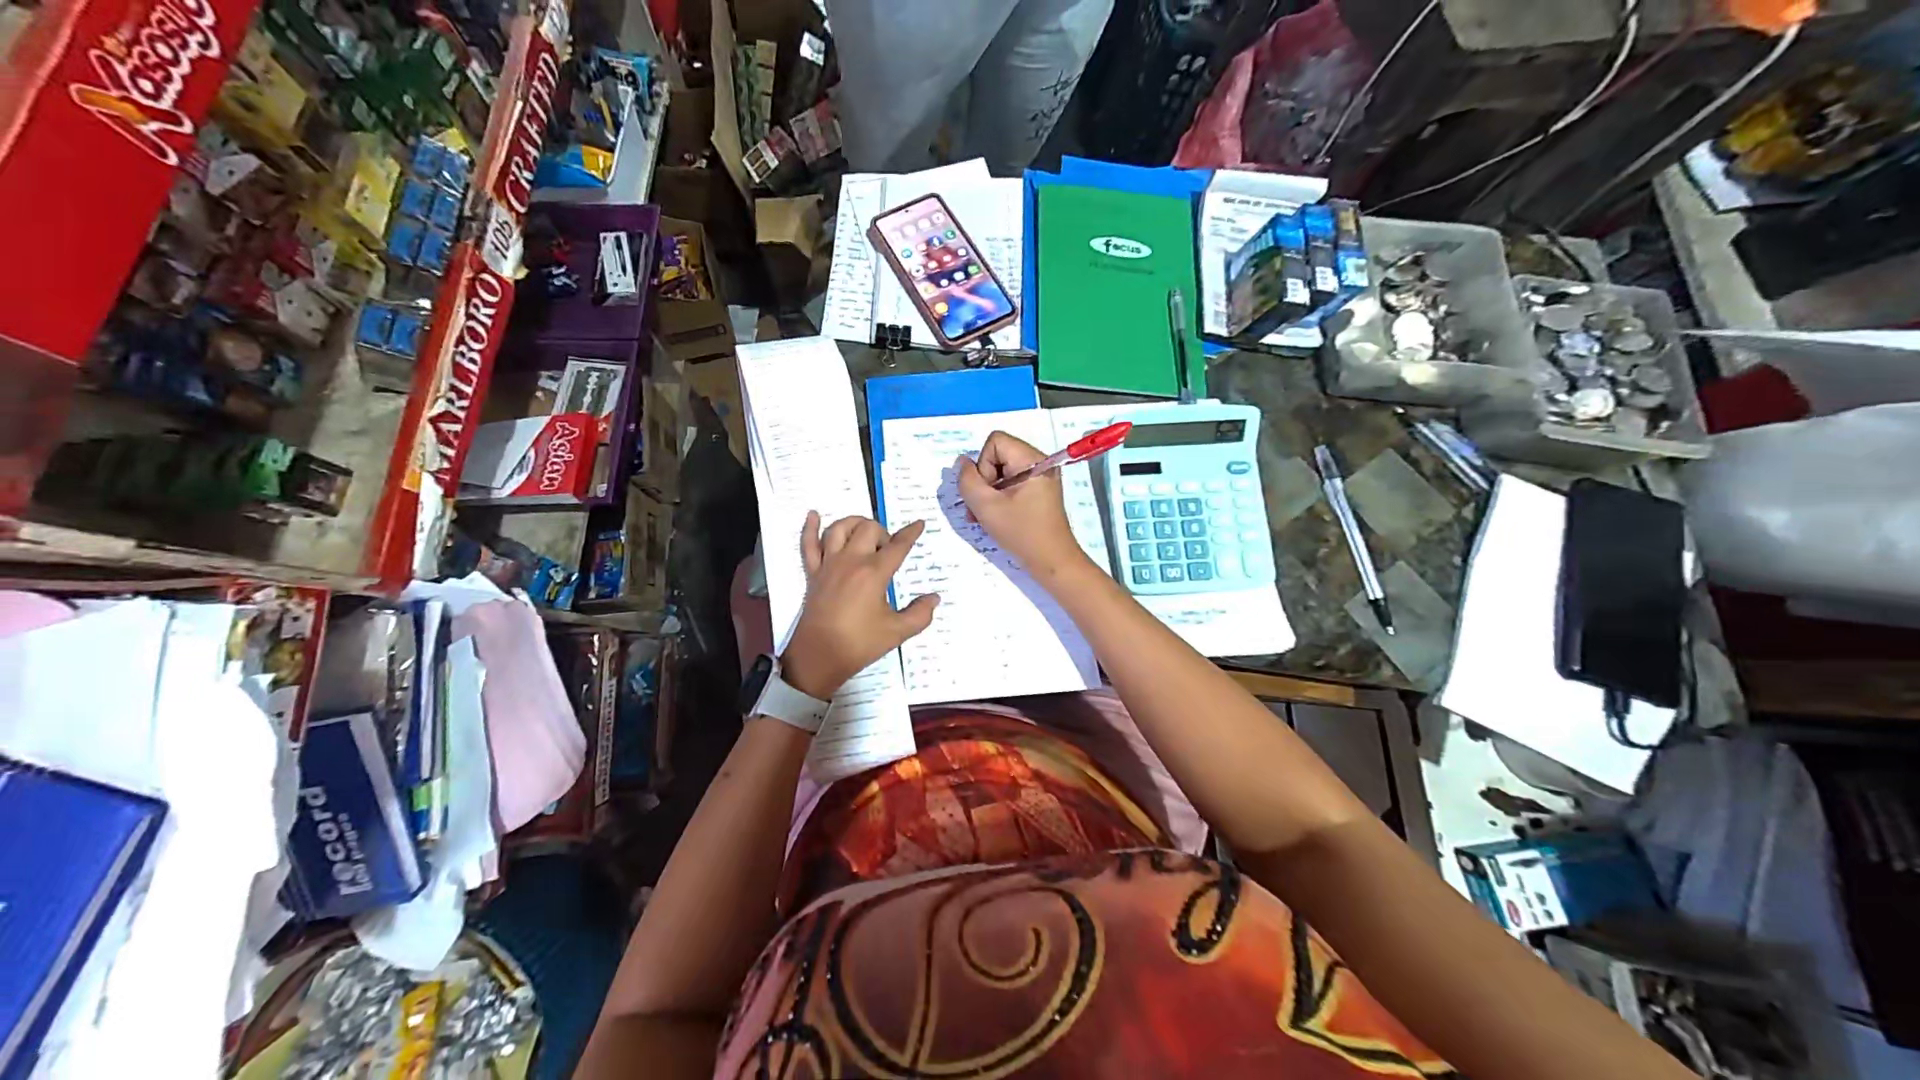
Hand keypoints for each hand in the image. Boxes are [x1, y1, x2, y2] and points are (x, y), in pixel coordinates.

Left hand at [780, 511, 939, 699]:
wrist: (819, 656)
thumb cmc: (860, 644)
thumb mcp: (897, 632)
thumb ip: (920, 614)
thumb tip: (934, 598)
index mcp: (873, 573)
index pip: (897, 546)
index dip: (910, 533)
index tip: (918, 524)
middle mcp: (850, 561)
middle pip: (868, 529)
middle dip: (883, 532)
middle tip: (888, 550)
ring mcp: (828, 565)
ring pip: (839, 528)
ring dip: (854, 524)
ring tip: (863, 531)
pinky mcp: (812, 573)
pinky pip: (808, 544)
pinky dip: (810, 527)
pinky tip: (813, 515)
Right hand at [953, 431, 1095, 581]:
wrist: (1052, 562)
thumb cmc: (1022, 533)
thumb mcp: (985, 506)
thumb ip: (967, 480)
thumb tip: (963, 463)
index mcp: (1032, 459)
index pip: (995, 442)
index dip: (984, 465)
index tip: (989, 492)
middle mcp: (1039, 462)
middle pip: (997, 455)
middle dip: (984, 481)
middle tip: (982, 507)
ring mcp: (1039, 477)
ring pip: (1000, 471)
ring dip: (987, 492)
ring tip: (983, 516)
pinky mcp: (1037, 491)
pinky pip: (1010, 483)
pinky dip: (998, 497)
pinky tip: (993, 517)